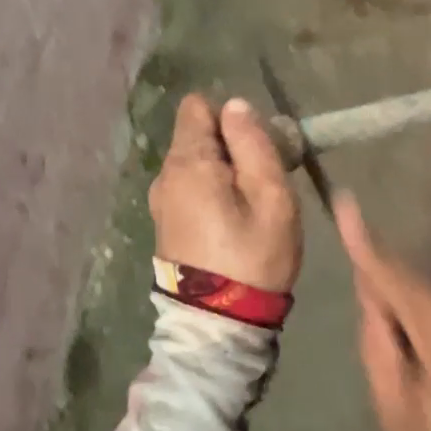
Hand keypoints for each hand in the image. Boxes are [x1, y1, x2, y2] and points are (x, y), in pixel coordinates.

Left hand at [149, 94, 302, 291]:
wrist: (219, 324)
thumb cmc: (252, 256)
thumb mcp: (270, 195)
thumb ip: (254, 143)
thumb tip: (236, 106)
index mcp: (186, 163)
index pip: (197, 106)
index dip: (230, 116)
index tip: (256, 146)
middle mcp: (164, 177)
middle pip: (196, 135)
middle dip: (231, 146)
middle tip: (264, 178)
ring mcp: (161, 203)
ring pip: (194, 164)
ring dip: (224, 173)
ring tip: (252, 204)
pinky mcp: (166, 226)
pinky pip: (189, 190)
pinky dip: (212, 194)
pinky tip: (234, 222)